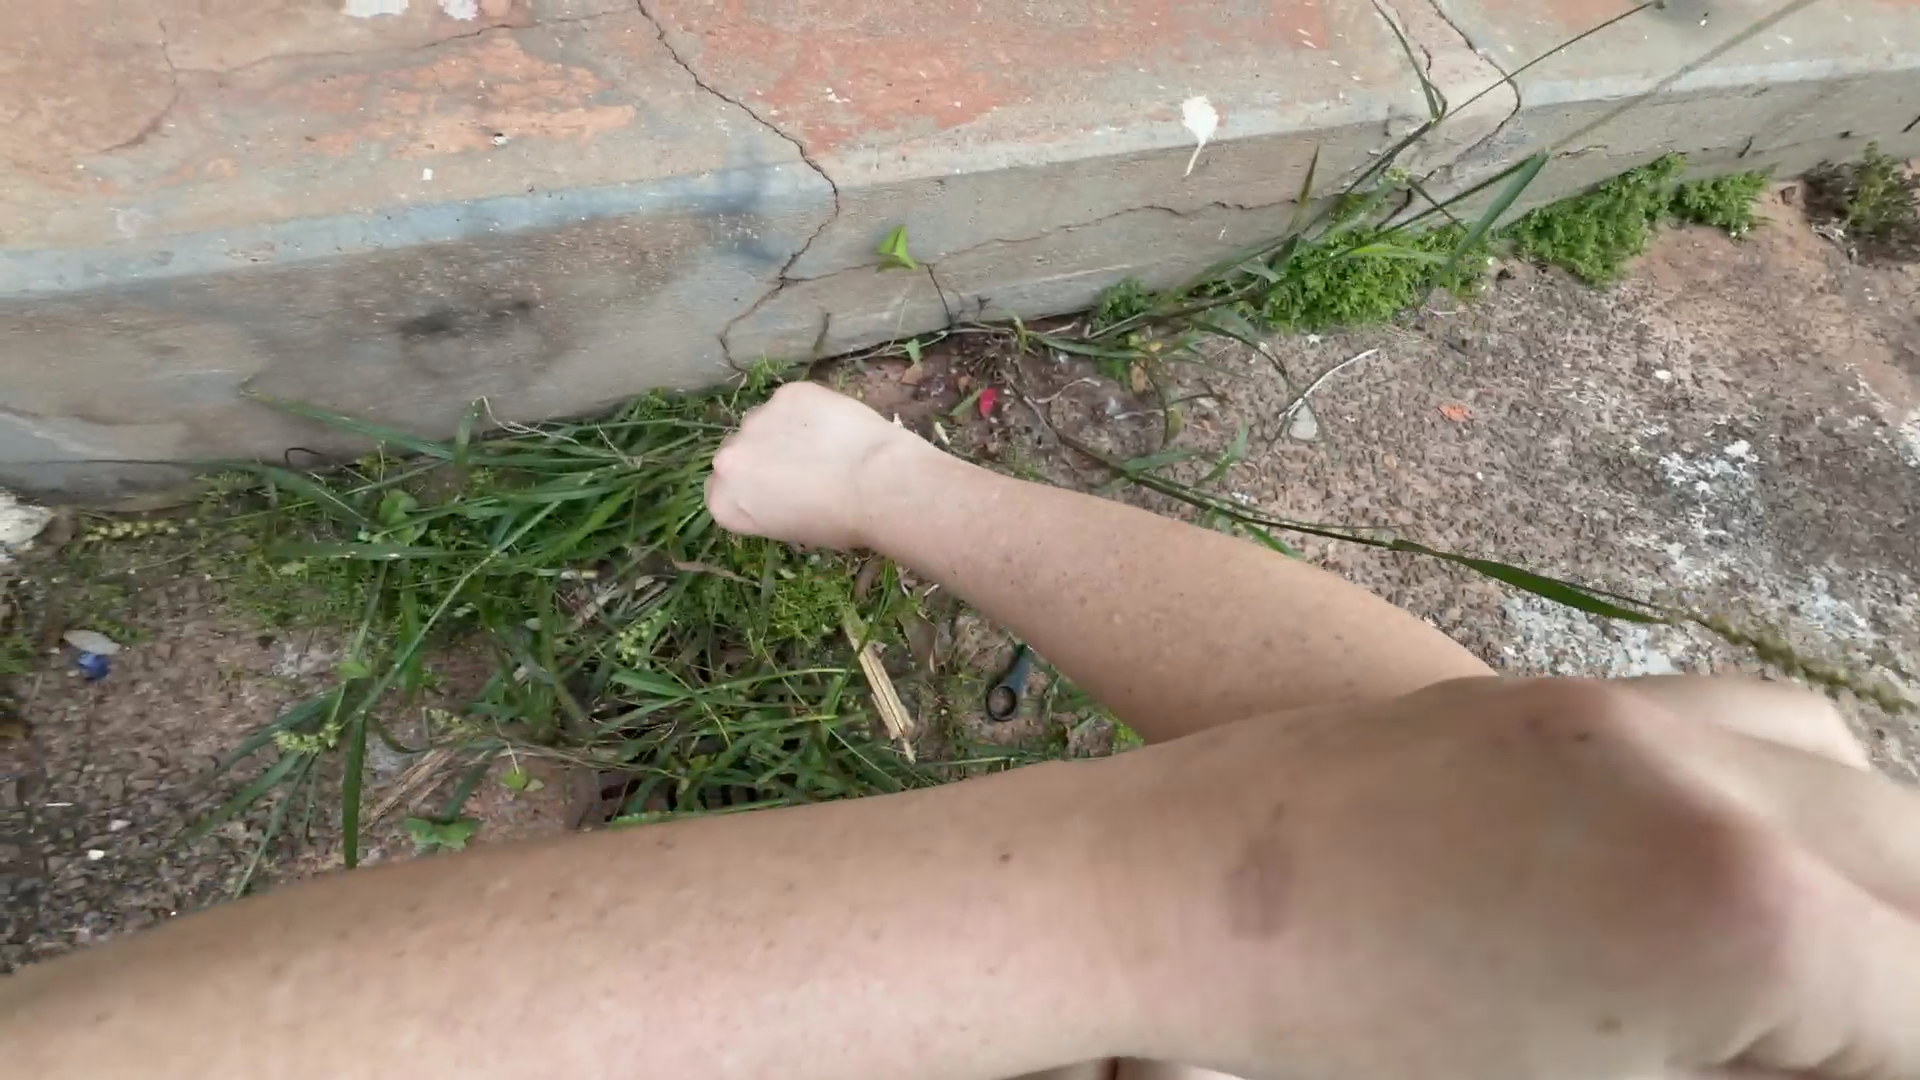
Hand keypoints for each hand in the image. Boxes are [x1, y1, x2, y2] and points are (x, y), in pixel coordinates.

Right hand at [706, 382, 935, 549]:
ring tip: (826, 445)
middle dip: (764, 458)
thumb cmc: (842, 522)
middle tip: (803, 467)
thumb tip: (783, 492)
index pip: (722, 492)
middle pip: (739, 454)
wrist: (878, 483)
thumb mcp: (796, 531)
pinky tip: (838, 426)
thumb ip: (770, 508)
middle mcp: (728, 460)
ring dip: (786, 431)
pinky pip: (794, 402)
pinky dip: (812, 411)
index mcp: (725, 503)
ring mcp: (756, 420)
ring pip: (765, 423)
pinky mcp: (787, 394)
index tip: (775, 492)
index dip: (751, 490)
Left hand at [1120, 677, 1918, 1079]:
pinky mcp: (1509, 688)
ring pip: (1817, 762)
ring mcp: (1585, 703)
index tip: (1789, 1056)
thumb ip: (1721, 1047)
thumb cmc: (1337, 1032)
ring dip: (1840, 855)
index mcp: (1744, 911)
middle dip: (1892, 966)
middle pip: (1912, 869)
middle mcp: (1688, 772)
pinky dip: (1731, 782)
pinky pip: (1688, 715)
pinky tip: (1665, 853)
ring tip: (1774, 949)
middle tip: (1800, 1025)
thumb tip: (1779, 1028)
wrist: (1164, 882)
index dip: (1875, 1054)